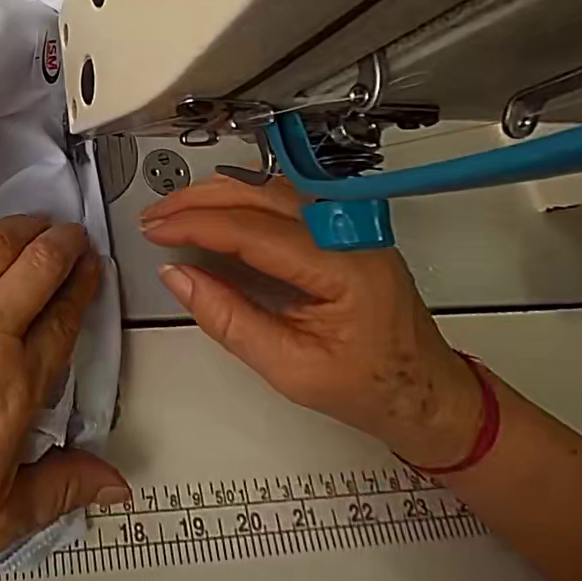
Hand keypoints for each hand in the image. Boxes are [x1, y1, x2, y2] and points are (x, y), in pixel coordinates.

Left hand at [0, 216, 122, 580]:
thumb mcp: (2, 515)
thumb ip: (63, 488)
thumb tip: (114, 484)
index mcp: (16, 384)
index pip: (63, 317)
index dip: (82, 286)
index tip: (91, 269)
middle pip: (34, 267)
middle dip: (61, 244)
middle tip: (72, 234)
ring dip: (17, 228)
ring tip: (33, 223)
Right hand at [139, 177, 482, 467]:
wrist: (428, 393)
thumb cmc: (368, 387)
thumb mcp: (287, 367)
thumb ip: (226, 318)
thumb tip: (176, 276)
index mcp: (343, 269)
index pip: (251, 230)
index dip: (194, 226)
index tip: (153, 232)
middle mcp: (349, 236)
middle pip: (258, 194)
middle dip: (195, 201)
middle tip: (152, 217)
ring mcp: (347, 228)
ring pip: (266, 187)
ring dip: (212, 195)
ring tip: (170, 213)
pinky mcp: (339, 230)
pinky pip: (278, 198)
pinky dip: (234, 199)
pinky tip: (207, 211)